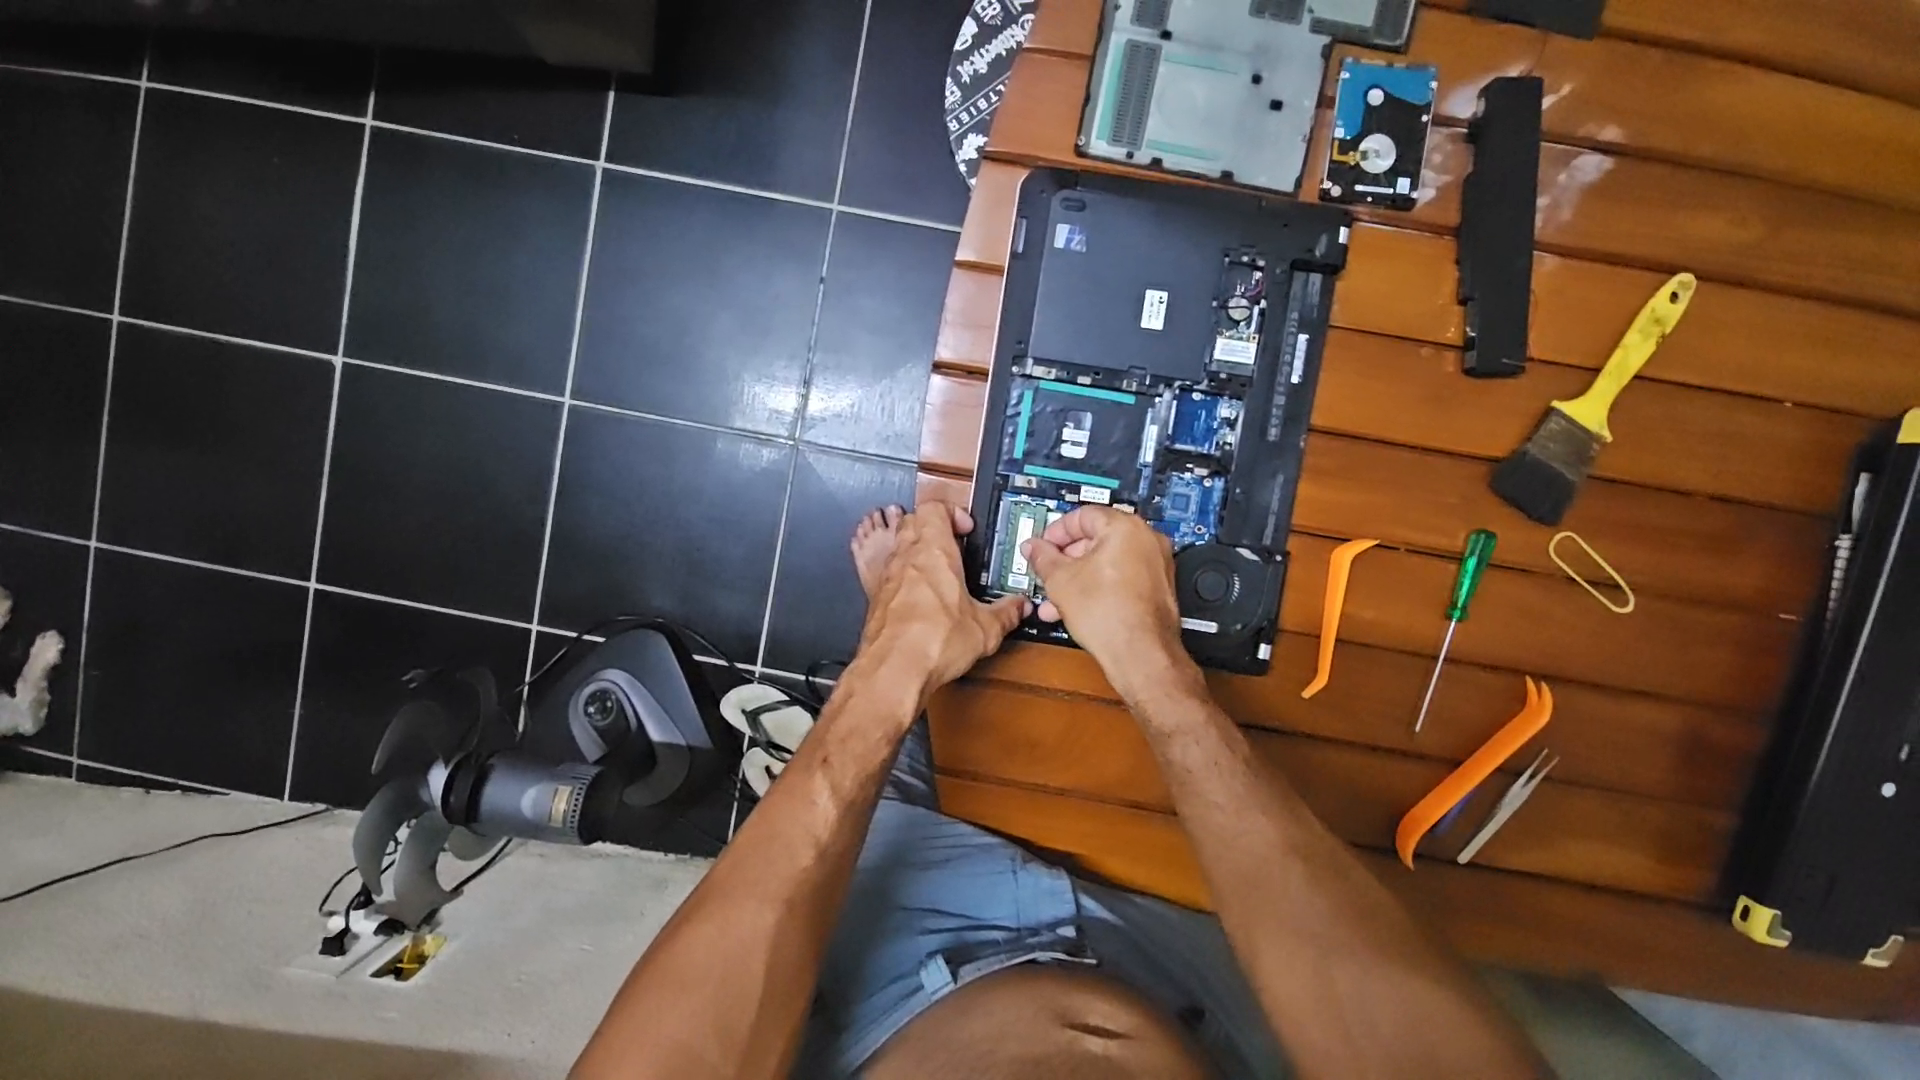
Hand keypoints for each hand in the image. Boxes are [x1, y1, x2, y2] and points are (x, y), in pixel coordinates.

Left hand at [858, 502, 1029, 696]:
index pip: (935, 507)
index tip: (967, 530)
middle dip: (934, 529)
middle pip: (914, 521)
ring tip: (940, 575)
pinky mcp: (875, 599)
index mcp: (934, 551)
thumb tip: (1019, 607)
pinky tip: (920, 602)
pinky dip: (904, 579)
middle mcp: (906, 557)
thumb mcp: (984, 629)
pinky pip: (889, 575)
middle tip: (954, 546)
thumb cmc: (931, 641)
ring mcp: (887, 577)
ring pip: (899, 546)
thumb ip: (1006, 613)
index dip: (952, 512)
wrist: (892, 670)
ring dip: (917, 553)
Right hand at [1021, 507, 1198, 697]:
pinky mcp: (1157, 588)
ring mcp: (1156, 565)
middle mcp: (1146, 540)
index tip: (1043, 545)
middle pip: (1096, 539)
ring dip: (1078, 577)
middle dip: (1065, 559)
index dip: (1056, 532)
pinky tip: (1077, 607)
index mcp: (1125, 527)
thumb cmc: (1113, 617)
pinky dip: (1099, 587)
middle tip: (1048, 571)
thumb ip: (1043, 558)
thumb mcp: (1060, 581)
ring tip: (1057, 597)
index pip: (1082, 515)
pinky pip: (1121, 579)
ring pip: (1107, 563)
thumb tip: (1034, 548)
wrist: (1140, 654)